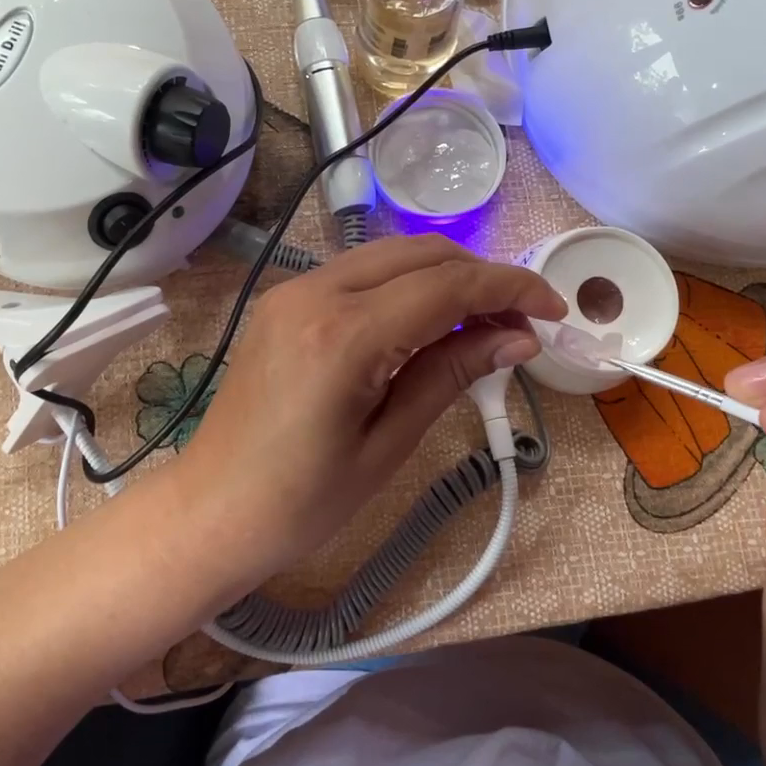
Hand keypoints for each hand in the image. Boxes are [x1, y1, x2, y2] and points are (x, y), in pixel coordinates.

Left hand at [169, 235, 565, 589]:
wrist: (210, 511)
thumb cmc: (301, 502)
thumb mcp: (388, 444)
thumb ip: (451, 374)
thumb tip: (518, 338)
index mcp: (343, 334)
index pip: (447, 286)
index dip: (510, 289)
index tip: (554, 310)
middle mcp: (315, 292)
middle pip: (422, 254)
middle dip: (481, 276)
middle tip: (523, 321)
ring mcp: (293, 290)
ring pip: (391, 255)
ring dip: (445, 275)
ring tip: (484, 323)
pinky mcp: (284, 301)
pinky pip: (360, 273)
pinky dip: (405, 284)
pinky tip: (429, 321)